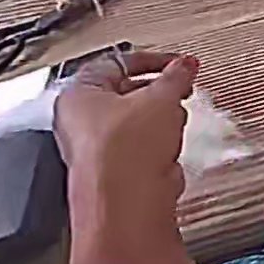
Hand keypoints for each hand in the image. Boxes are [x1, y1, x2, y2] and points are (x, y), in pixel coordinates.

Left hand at [55, 51, 197, 220]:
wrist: (128, 203)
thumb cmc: (123, 153)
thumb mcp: (161, 99)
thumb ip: (176, 76)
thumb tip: (184, 65)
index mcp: (78, 95)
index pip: (117, 63)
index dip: (153, 60)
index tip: (178, 63)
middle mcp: (80, 122)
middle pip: (127, 94)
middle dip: (160, 93)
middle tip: (181, 90)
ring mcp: (98, 149)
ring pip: (137, 123)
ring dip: (162, 121)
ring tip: (176, 122)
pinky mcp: (117, 172)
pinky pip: (143, 149)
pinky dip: (160, 146)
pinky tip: (170, 149)